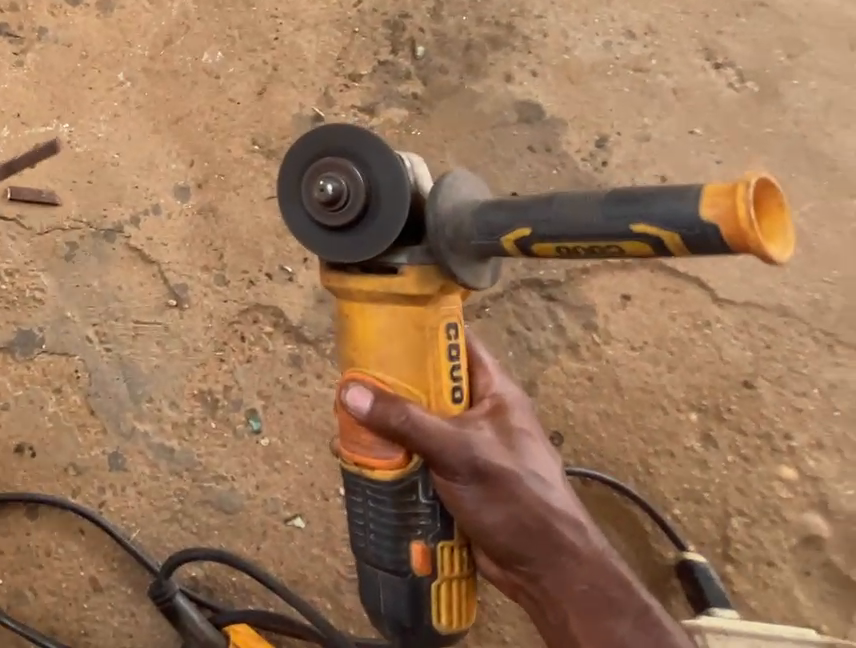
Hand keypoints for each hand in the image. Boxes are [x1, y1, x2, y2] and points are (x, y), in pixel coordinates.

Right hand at [339, 336, 612, 607]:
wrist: (548, 573)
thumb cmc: (519, 500)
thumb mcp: (460, 451)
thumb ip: (405, 420)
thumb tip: (348, 391)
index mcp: (495, 394)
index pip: (457, 344)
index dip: (422, 328)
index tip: (379, 321)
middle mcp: (478, 414)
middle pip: (426, 382)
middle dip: (388, 379)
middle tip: (350, 371)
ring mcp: (464, 445)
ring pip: (414, 418)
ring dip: (383, 419)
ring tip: (346, 412)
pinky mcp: (450, 474)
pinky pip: (411, 451)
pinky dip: (387, 449)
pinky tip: (361, 450)